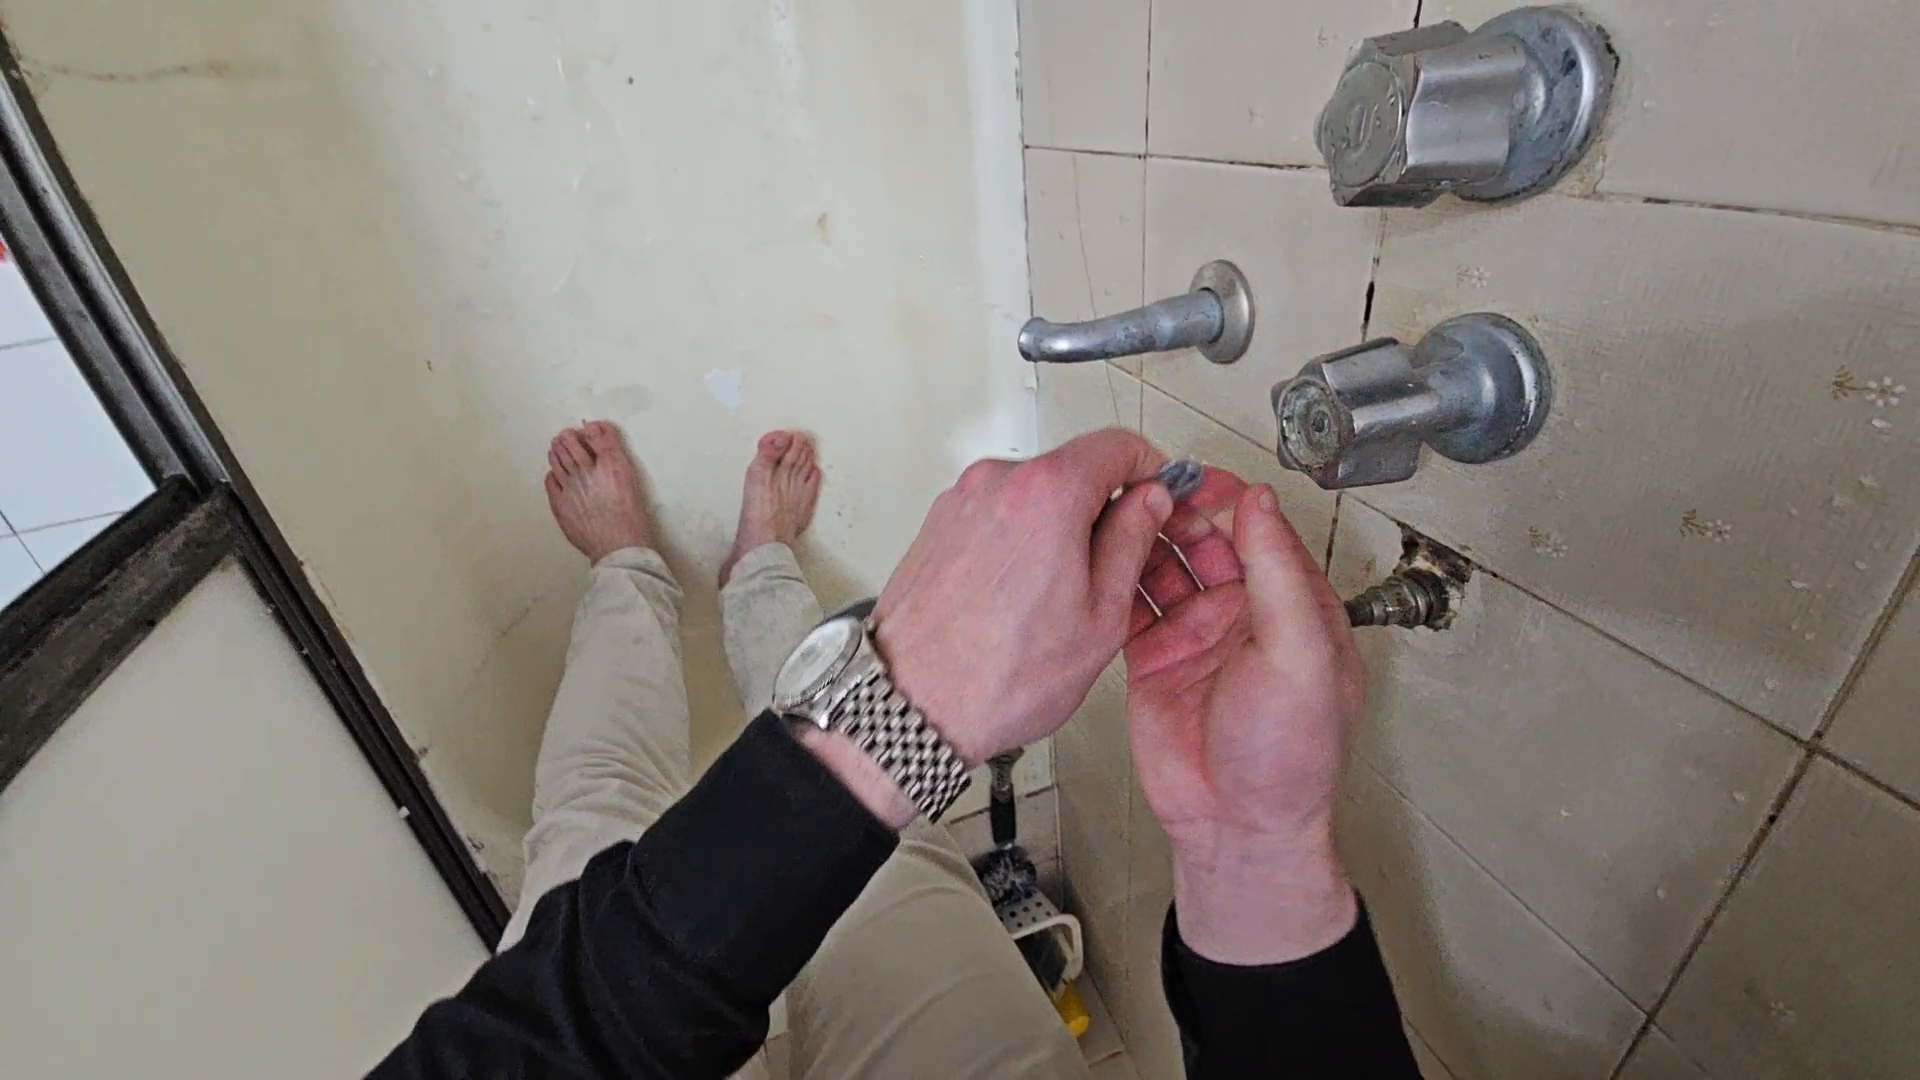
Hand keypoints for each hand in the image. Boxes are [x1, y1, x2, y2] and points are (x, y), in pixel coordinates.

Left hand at [875, 429, 1172, 765]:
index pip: (1117, 445)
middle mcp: (995, 483)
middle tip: (1114, 561)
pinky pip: (997, 515)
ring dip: (1057, 529)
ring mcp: (960, 502)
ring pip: (1033, 495)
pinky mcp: (937, 525)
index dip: (1150, 468)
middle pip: (1071, 469)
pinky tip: (1019, 596)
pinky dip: (1019, 541)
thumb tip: (1148, 502)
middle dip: (1101, 508)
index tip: (1158, 493)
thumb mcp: (1101, 616)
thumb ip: (1132, 541)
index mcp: (1045, 494)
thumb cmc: (998, 676)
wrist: (911, 705)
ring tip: (1056, 596)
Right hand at [1125, 470, 1364, 964]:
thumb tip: (1259, 505)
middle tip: (1144, 494)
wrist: (1233, 825)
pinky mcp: (1152, 654)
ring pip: (1163, 565)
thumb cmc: (1286, 756)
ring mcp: (1192, 632)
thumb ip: (1279, 575)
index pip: (1258, 530)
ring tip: (1117, 520)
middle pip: (1204, 540)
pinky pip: (1130, 603)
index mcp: (1290, 606)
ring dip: (1143, 539)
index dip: (1226, 498)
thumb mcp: (1300, 656)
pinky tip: (1101, 560)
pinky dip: (1115, 579)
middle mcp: (1240, 613)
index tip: (1194, 477)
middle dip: (1176, 512)